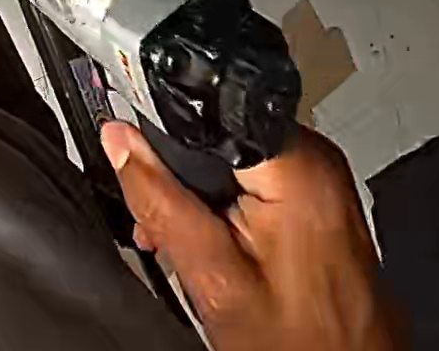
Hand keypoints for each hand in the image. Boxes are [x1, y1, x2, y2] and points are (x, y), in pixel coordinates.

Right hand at [101, 122, 401, 350]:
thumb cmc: (302, 349)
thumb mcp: (214, 279)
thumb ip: (161, 200)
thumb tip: (119, 139)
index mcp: (296, 165)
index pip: (207, 111)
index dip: (164, 129)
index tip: (140, 161)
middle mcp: (314, 159)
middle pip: (218, 132)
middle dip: (177, 169)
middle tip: (158, 217)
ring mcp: (320, 177)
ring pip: (232, 155)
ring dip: (197, 187)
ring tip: (180, 236)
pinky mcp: (317, 195)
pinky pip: (254, 176)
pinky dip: (224, 198)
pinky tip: (212, 237)